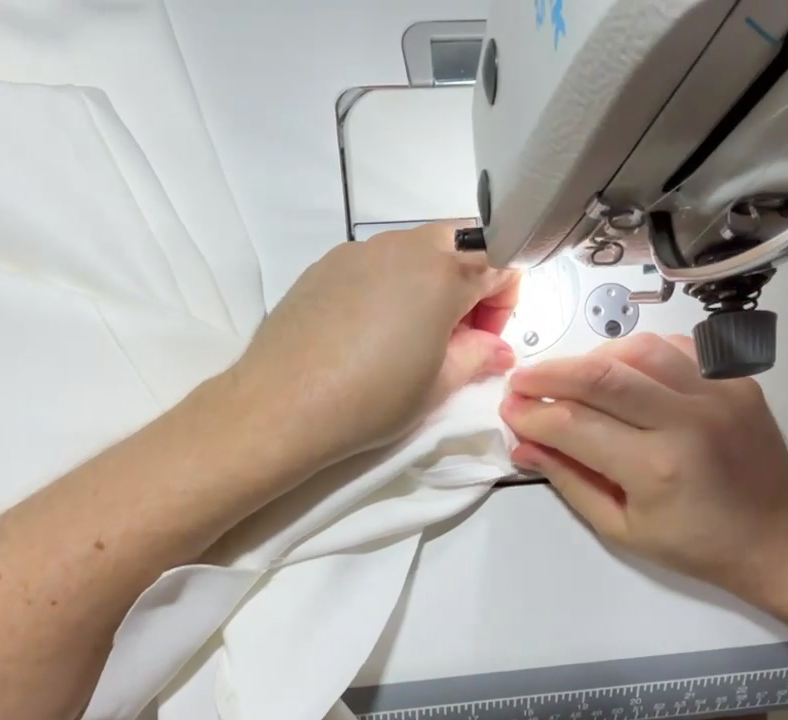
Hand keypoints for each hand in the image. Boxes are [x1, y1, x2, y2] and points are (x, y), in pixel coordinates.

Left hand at [227, 224, 520, 466]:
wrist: (283, 404)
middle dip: (468, 288)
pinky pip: (374, 265)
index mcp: (444, 271)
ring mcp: (359, 250)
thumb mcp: (438, 386)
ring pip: (413, 253)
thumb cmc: (372, 399)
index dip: (503, 303)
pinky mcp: (325, 264)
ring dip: (427, 288)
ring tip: (405, 342)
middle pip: (458, 246)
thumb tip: (498, 350)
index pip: (501, 261)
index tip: (484, 343)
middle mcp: (403, 246)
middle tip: (451, 341)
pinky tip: (365, 336)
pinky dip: (387, 290)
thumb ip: (478, 357)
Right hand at [500, 334, 787, 595]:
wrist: (772, 535)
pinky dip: (637, 352)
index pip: (575, 424)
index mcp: (656, 468)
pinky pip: (675, 347)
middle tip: (521, 380)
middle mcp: (688, 420)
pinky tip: (619, 370)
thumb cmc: (694, 544)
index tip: (509, 412)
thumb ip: (570, 481)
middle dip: (550, 374)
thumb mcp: (620, 527)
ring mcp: (717, 392)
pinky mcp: (735, 379)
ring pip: (637, 349)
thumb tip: (525, 445)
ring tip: (567, 377)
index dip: (533, 415)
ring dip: (591, 359)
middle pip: (601, 375)